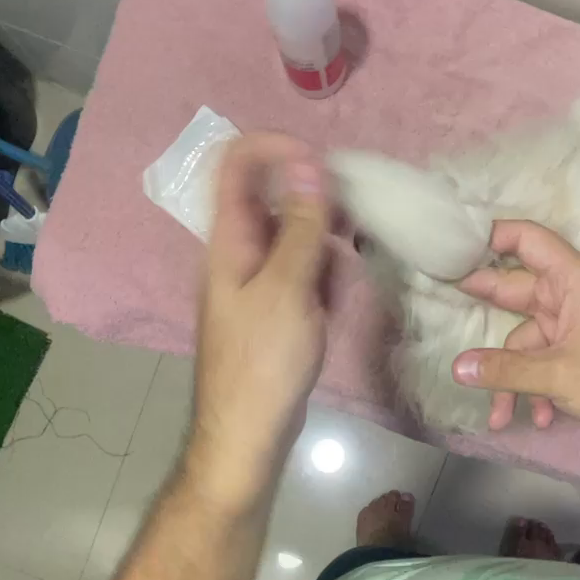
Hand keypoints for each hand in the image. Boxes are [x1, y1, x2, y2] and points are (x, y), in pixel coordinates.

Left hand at [183, 132, 331, 508]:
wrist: (248, 431)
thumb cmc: (263, 361)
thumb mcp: (287, 288)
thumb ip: (300, 226)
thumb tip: (310, 165)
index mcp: (229, 239)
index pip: (238, 163)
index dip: (276, 148)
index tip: (323, 165)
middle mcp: (238, 254)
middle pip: (272, 199)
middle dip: (314, 203)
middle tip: (350, 226)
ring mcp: (256, 284)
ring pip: (292, 240)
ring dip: (322, 246)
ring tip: (343, 273)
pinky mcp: (273, 311)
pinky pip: (299, 276)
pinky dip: (320, 280)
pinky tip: (333, 304)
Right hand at [452, 220, 579, 465]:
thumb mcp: (558, 375)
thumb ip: (504, 370)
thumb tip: (456, 368)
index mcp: (574, 281)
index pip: (528, 241)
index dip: (493, 237)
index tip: (456, 245)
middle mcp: (572, 297)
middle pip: (517, 292)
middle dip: (486, 311)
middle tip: (444, 306)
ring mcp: (575, 327)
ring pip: (525, 342)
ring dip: (512, 379)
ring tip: (500, 417)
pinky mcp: (577, 356)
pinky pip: (541, 364)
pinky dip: (535, 390)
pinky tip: (539, 419)